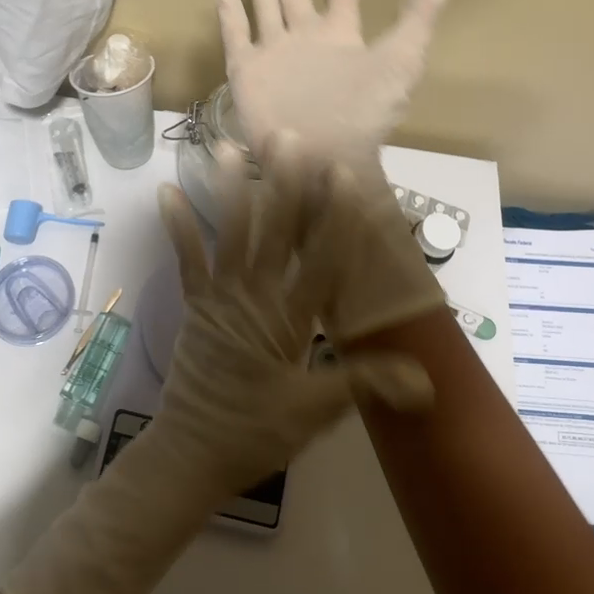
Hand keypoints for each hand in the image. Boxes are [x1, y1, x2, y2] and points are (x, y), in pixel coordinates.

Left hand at [148, 137, 432, 494]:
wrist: (192, 455)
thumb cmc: (258, 431)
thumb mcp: (317, 411)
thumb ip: (366, 383)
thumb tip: (427, 379)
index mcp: (291, 319)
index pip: (322, 259)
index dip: (335, 217)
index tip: (345, 174)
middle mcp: (256, 297)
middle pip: (275, 233)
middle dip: (284, 185)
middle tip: (289, 138)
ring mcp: (220, 297)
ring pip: (231, 234)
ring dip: (230, 189)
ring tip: (228, 145)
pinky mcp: (195, 304)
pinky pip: (186, 258)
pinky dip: (178, 225)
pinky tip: (166, 190)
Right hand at [215, 0, 448, 162]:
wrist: (322, 157)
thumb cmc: (362, 112)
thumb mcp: (400, 61)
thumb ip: (417, 19)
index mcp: (340, 35)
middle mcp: (306, 39)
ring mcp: (275, 54)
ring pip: (266, 8)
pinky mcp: (248, 72)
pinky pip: (236, 36)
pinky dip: (229, 15)